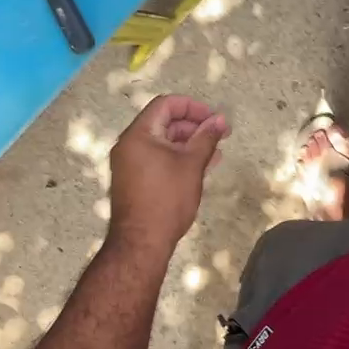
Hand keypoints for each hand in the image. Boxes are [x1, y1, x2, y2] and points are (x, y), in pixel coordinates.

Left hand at [105, 95, 228, 258]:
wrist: (141, 244)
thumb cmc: (167, 199)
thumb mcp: (192, 164)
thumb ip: (206, 138)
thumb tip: (220, 120)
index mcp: (139, 134)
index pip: (166, 105)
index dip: (193, 107)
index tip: (214, 119)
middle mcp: (129, 145)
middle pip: (164, 122)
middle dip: (194, 126)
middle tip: (220, 135)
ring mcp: (129, 164)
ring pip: (162, 142)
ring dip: (189, 143)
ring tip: (215, 153)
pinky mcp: (133, 180)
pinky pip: (157, 158)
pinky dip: (177, 157)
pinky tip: (199, 167)